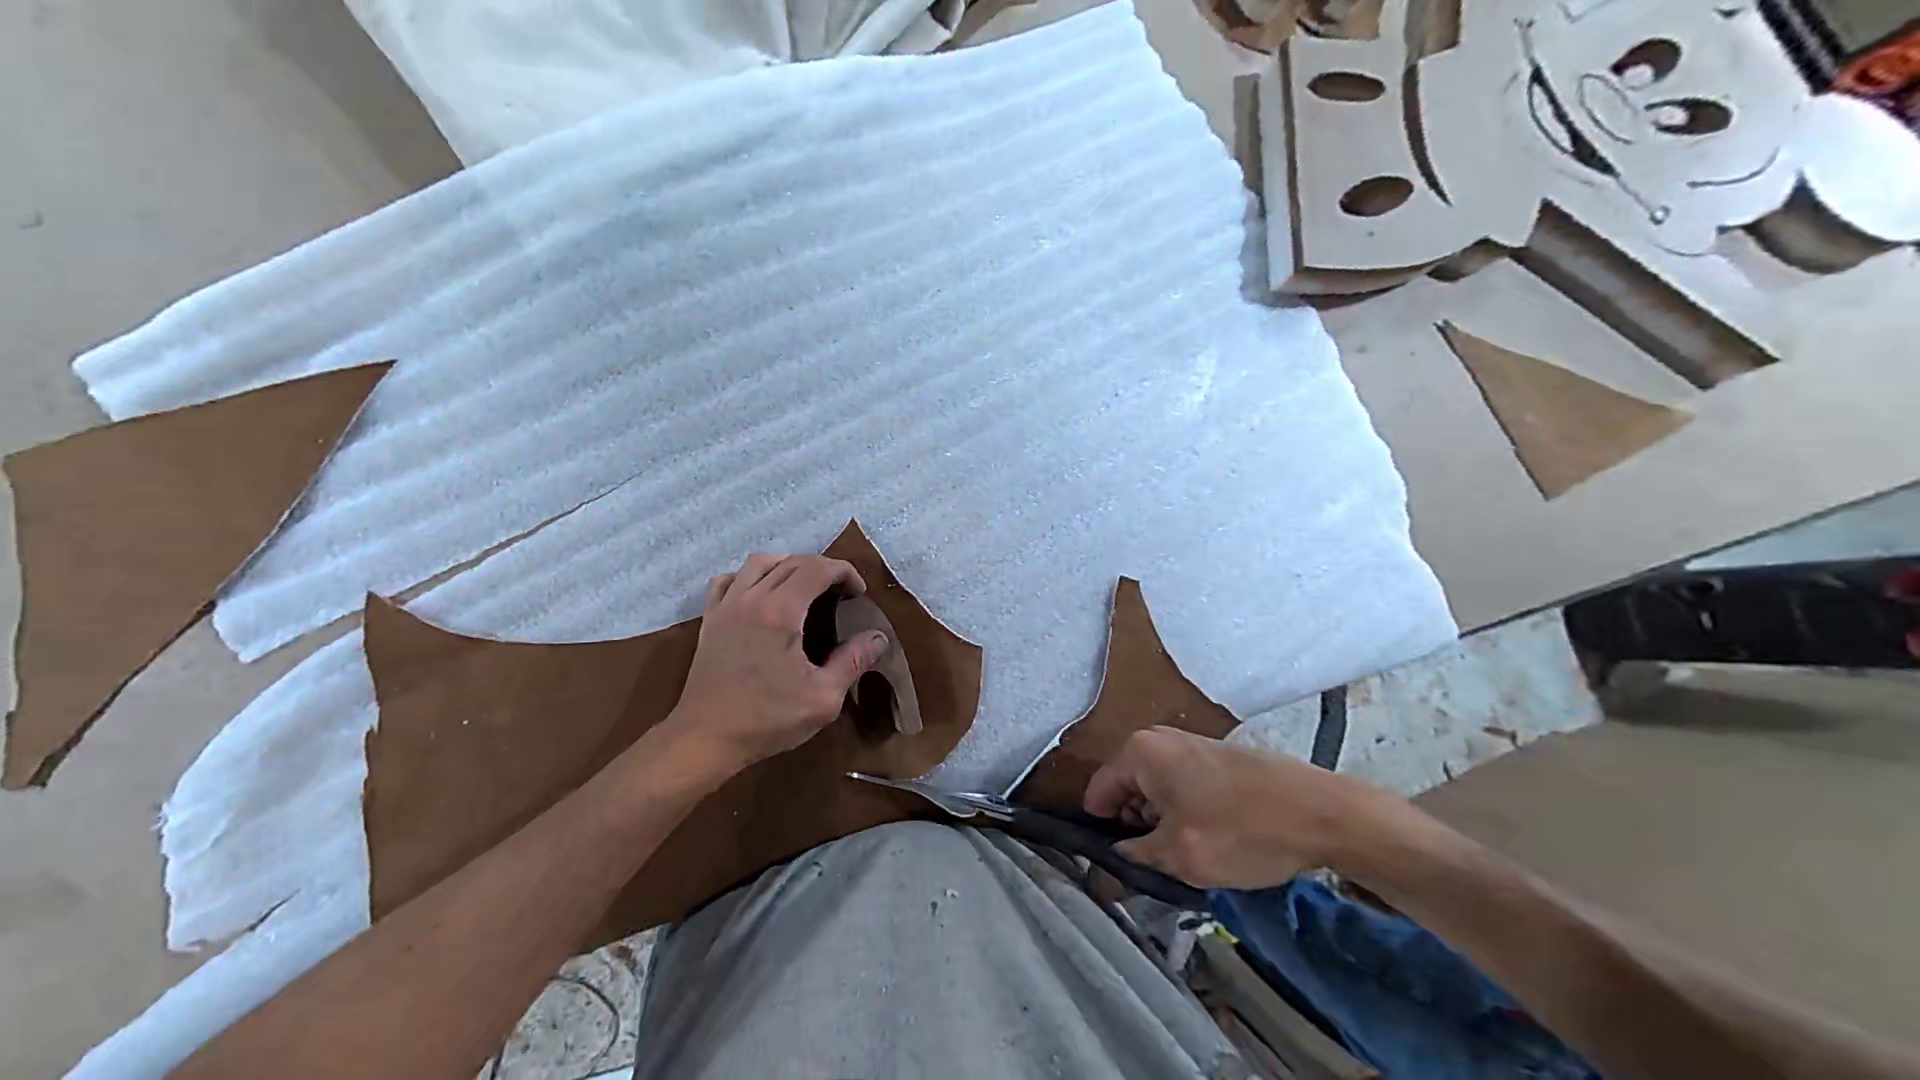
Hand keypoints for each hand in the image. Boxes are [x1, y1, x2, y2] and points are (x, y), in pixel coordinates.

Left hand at [663, 553, 891, 775]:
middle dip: (822, 568)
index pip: (817, 568)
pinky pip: (728, 580)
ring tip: (803, 587)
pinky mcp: (710, 620)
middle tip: (840, 592)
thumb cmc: (767, 719)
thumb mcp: (823, 697)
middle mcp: (751, 598)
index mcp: (780, 612)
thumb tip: (879, 638)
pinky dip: (749, 577)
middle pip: (792, 561)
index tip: (858, 593)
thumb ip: (853, 661)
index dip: (844, 572)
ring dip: (787, 565)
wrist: (706, 738)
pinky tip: (760, 595)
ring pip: (759, 562)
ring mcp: (726, 606)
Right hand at [1083, 726, 1407, 888]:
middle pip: (1126, 791)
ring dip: (1165, 825)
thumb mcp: (1179, 856)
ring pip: (1157, 793)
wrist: (1323, 814)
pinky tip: (1217, 839)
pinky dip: (1188, 814)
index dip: (1102, 833)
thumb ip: (1133, 856)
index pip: (1097, 794)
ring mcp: (1191, 745)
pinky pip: (1183, 788)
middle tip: (1161, 863)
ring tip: (1193, 855)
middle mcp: (1159, 739)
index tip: (1119, 865)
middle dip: (1137, 829)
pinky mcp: (1217, 758)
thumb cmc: (1243, 831)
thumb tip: (1111, 858)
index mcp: (1140, 752)